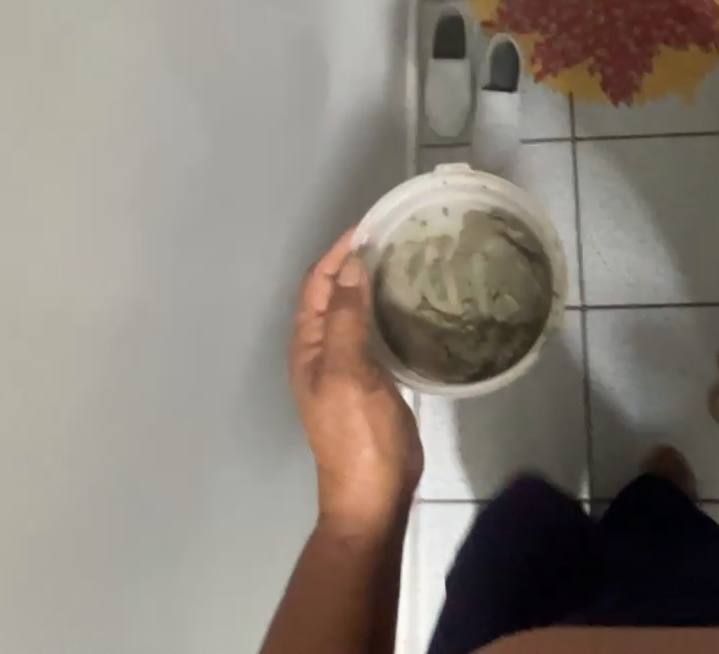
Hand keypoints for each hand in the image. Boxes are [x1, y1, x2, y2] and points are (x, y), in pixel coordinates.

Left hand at [290, 230, 422, 536]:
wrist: (374, 493)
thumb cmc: (357, 433)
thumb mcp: (347, 371)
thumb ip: (345, 318)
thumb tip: (351, 265)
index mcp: (308, 346)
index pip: (317, 284)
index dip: (338, 253)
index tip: (369, 226)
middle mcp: (322, 349)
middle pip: (332, 292)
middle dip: (354, 261)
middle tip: (392, 236)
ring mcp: (347, 363)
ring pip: (353, 309)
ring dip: (370, 281)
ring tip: (403, 258)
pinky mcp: (371, 375)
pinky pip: (373, 328)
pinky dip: (385, 307)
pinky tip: (410, 301)